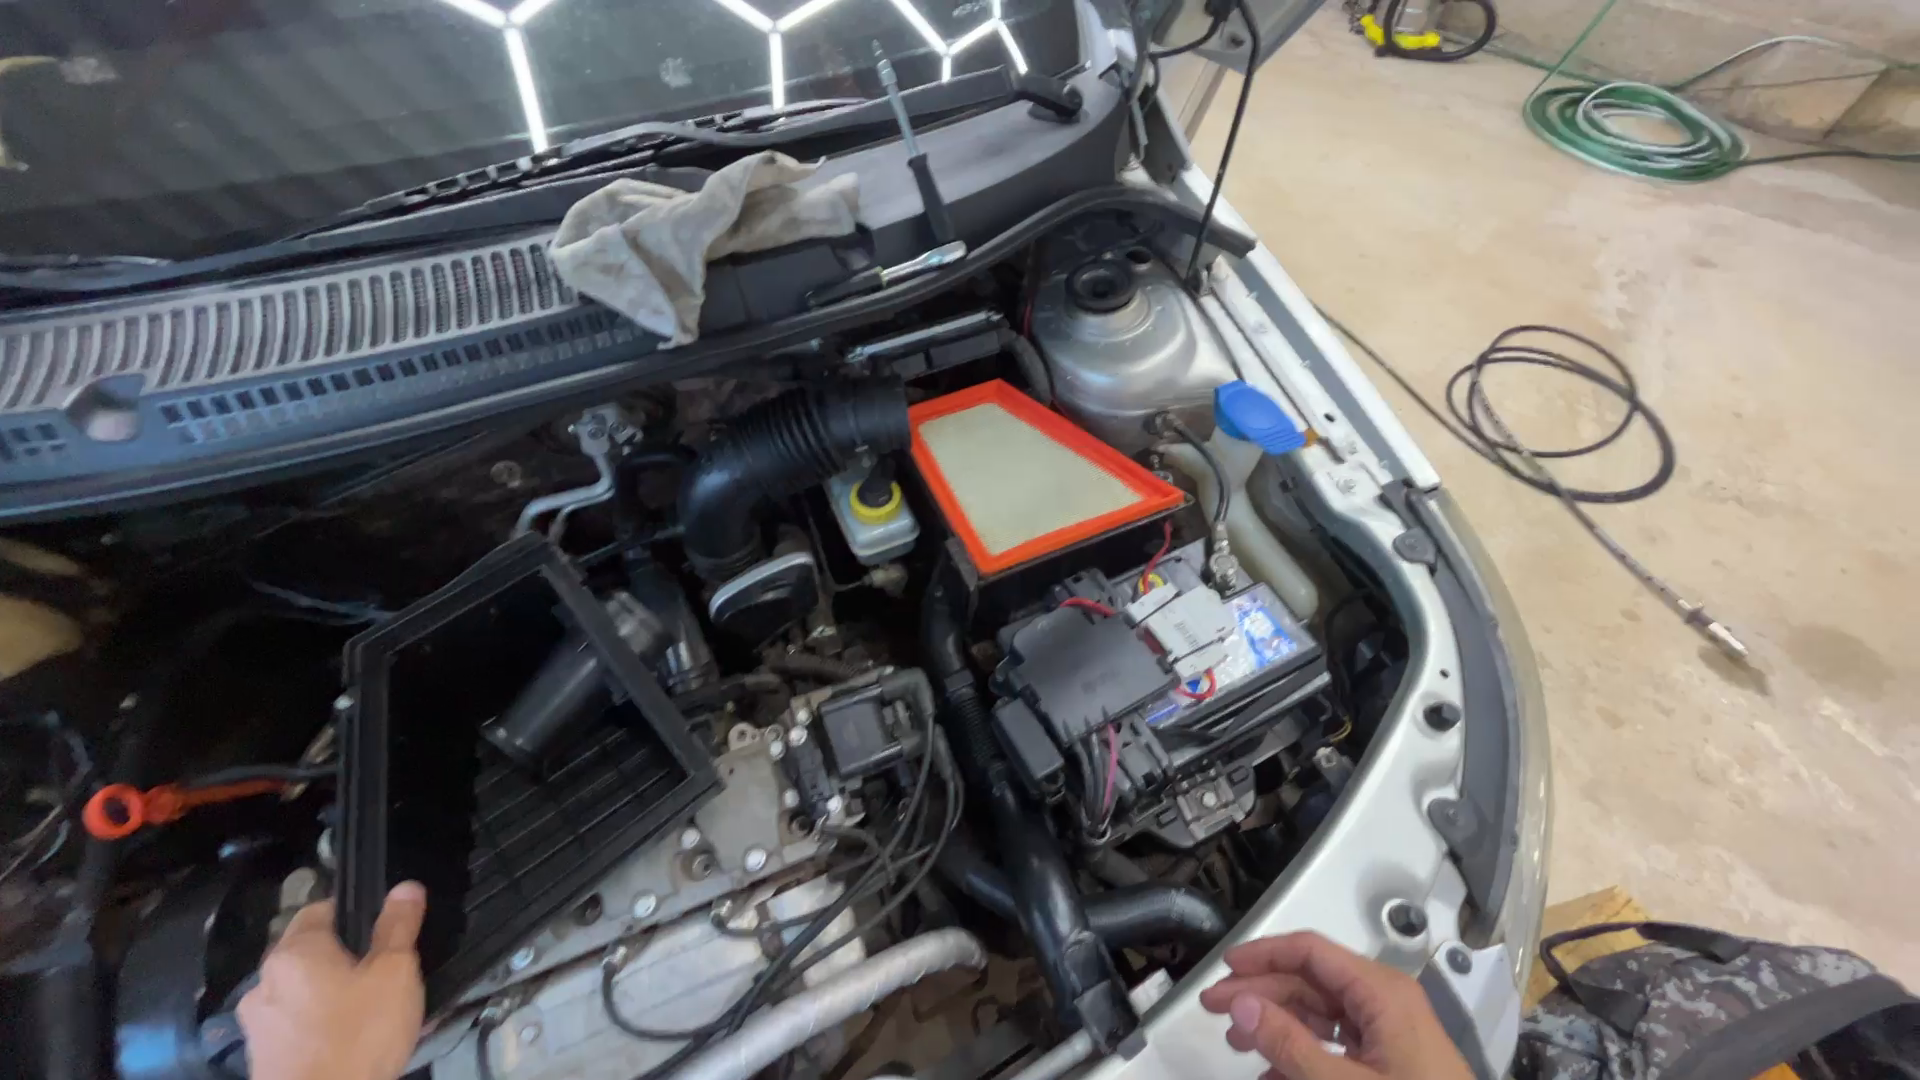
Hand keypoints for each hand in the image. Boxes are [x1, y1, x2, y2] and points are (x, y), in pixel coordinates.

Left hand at [239, 882, 427, 1079]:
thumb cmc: (360, 1031)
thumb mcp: (395, 970)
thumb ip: (398, 925)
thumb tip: (405, 886)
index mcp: (293, 953)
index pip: (320, 909)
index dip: (356, 910)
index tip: (389, 925)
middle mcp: (264, 983)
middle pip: (312, 951)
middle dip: (349, 954)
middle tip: (390, 965)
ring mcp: (258, 1025)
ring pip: (306, 989)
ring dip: (338, 989)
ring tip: (379, 1004)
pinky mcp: (263, 1059)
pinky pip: (301, 1022)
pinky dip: (326, 1020)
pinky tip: (359, 1035)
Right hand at [1199, 931, 1474, 1079]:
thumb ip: (1289, 1044)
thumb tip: (1238, 1003)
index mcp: (1380, 991)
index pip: (1309, 950)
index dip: (1262, 954)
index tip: (1223, 969)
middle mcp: (1384, 1001)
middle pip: (1308, 981)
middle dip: (1260, 994)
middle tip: (1214, 1010)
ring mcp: (1390, 1032)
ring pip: (1318, 1013)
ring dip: (1276, 1025)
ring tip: (1236, 1043)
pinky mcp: (1392, 1062)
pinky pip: (1336, 1044)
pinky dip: (1301, 1053)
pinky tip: (1272, 1074)